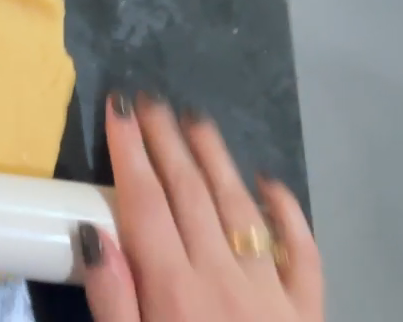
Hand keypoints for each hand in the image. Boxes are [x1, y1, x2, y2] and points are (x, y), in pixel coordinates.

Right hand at [80, 94, 322, 321]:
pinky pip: (302, 253)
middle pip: (189, 192)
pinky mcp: (309, 314)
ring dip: (216, 158)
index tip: (118, 108)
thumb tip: (94, 233)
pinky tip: (270, 185)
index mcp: (175, 290)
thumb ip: (114, 301)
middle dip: (166, 140)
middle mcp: (224, 277)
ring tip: (197, 120)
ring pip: (239, 206)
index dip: (129, 149)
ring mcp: (272, 294)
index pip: (145, 200)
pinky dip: (287, 213)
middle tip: (151, 101)